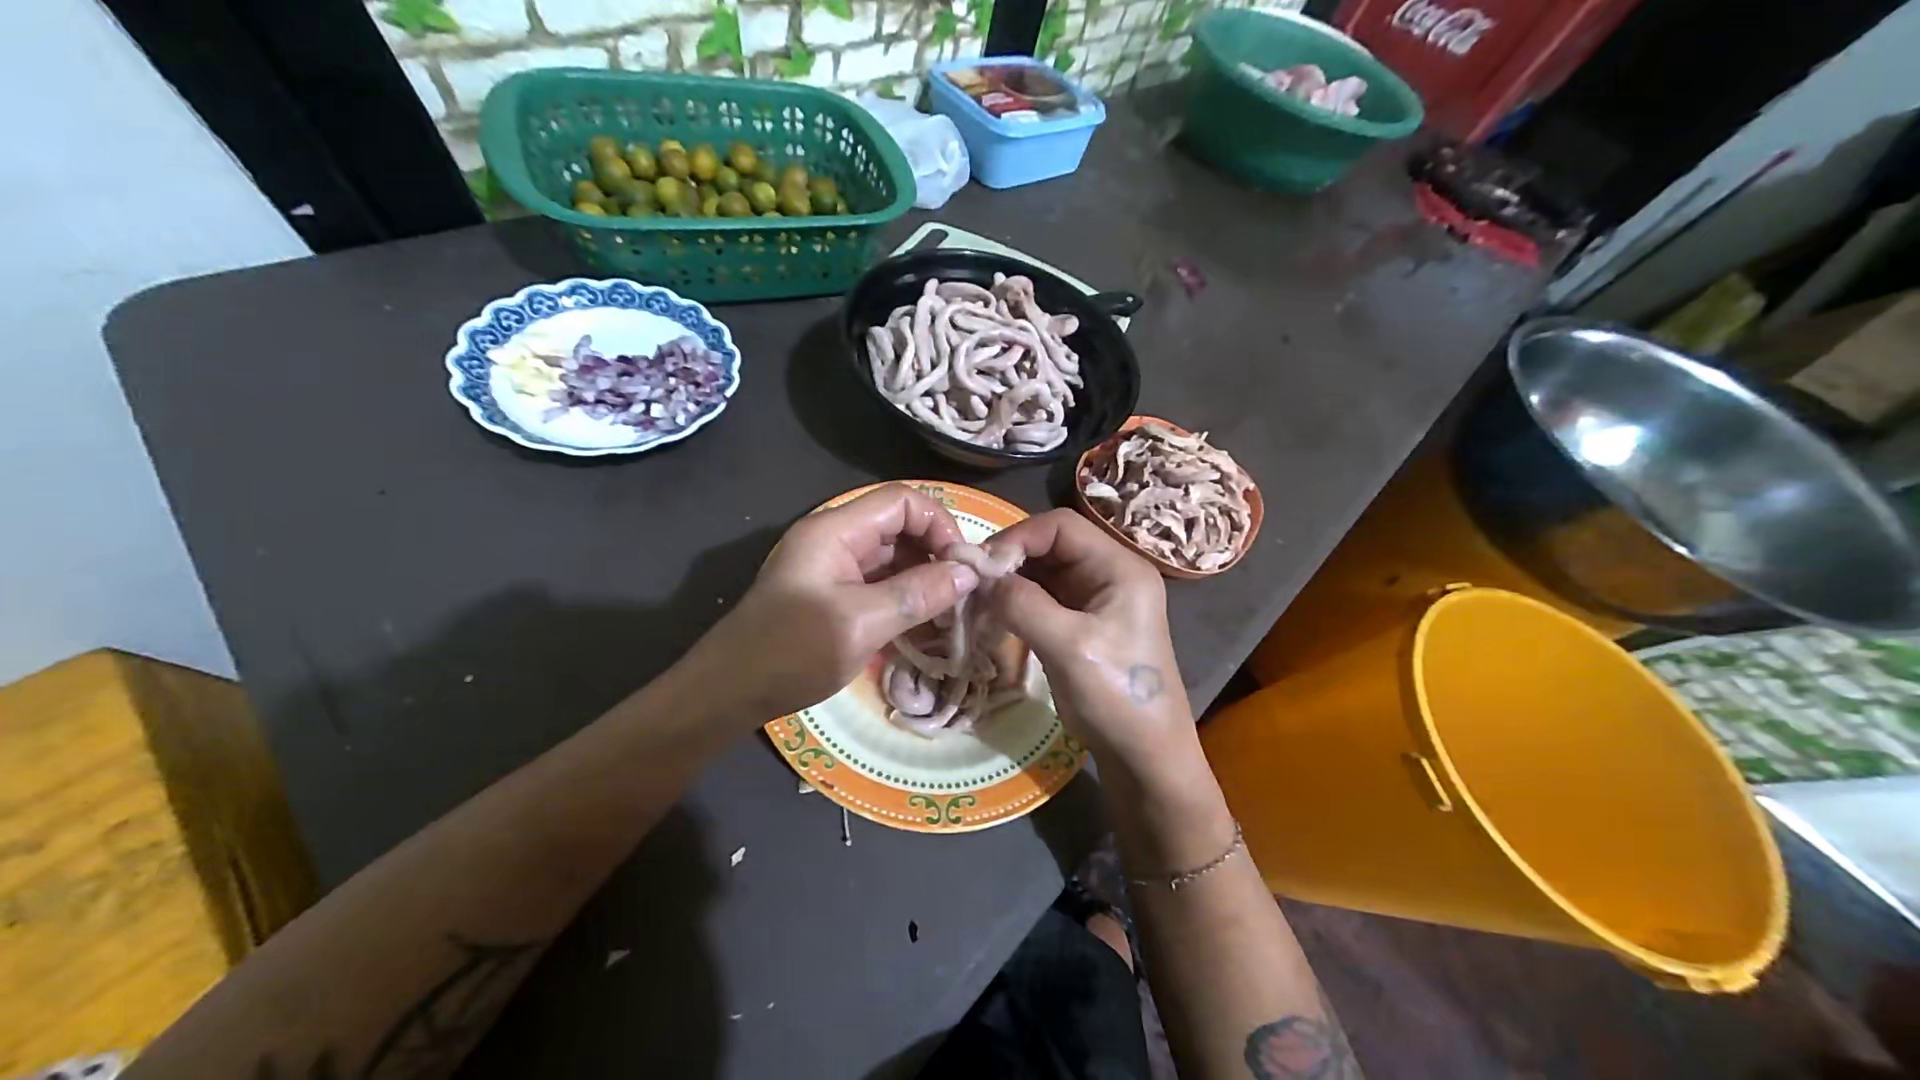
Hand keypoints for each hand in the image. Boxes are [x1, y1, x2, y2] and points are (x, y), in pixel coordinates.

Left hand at [686, 484, 980, 721]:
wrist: (729, 692)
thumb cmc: (792, 652)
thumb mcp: (862, 623)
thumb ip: (918, 593)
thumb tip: (969, 574)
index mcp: (835, 530)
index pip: (902, 501)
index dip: (939, 525)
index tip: (964, 566)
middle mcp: (835, 539)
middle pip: (899, 527)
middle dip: (936, 555)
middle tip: (965, 594)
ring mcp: (832, 568)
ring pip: (892, 558)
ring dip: (924, 580)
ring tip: (952, 614)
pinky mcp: (832, 595)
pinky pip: (879, 584)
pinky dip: (905, 598)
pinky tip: (926, 625)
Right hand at [982, 510, 1195, 772]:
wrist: (1144, 756)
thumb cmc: (1118, 698)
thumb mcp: (1069, 647)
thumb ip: (1023, 604)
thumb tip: (981, 577)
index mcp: (1120, 568)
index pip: (1061, 526)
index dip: (1018, 537)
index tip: (981, 565)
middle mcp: (1109, 574)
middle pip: (1051, 545)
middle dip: (1010, 559)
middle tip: (971, 584)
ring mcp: (1094, 599)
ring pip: (1042, 571)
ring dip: (1009, 581)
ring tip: (976, 600)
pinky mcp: (1080, 623)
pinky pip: (1042, 597)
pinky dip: (1015, 601)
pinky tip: (991, 615)